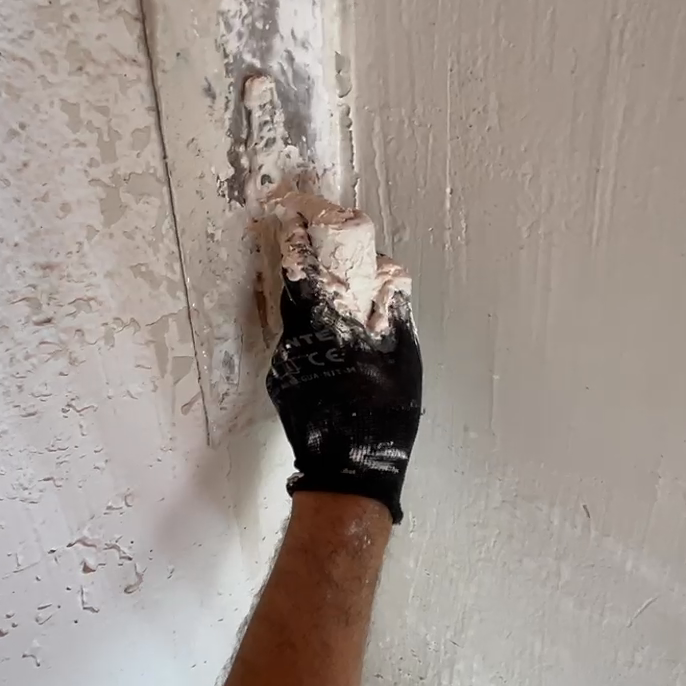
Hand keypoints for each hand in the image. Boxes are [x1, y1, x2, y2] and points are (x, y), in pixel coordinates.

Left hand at [265, 234, 422, 522]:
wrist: (347, 471)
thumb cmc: (383, 416)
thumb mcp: (404, 363)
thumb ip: (395, 316)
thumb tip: (391, 278)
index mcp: (328, 328)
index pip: (304, 273)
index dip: (298, 242)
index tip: (294, 214)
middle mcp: (298, 341)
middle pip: (294, 292)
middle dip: (304, 267)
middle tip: (313, 246)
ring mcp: (285, 363)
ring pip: (295, 322)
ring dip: (310, 307)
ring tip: (332, 306)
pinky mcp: (281, 383)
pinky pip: (295, 348)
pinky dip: (310, 339)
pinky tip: (330, 349)